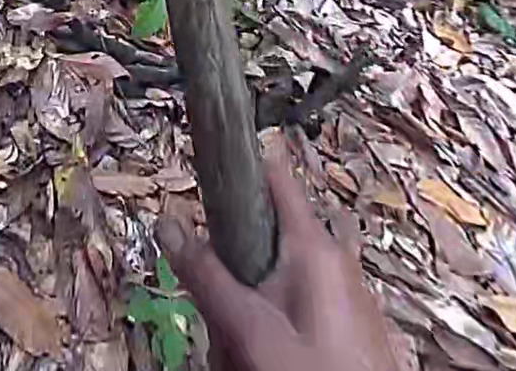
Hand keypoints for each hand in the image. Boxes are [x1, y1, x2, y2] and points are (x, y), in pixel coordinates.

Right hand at [158, 132, 401, 370]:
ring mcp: (346, 292)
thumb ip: (206, 275)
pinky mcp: (350, 324)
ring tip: (238, 342)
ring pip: (278, 272)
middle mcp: (335, 258)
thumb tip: (165, 221)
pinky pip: (299, 302)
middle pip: (268, 231)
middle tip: (218, 304)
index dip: (238, 163)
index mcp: (314, 245)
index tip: (204, 170)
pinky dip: (275, 318)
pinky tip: (263, 353)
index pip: (273, 173)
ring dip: (251, 298)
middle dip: (235, 261)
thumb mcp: (250, 330)